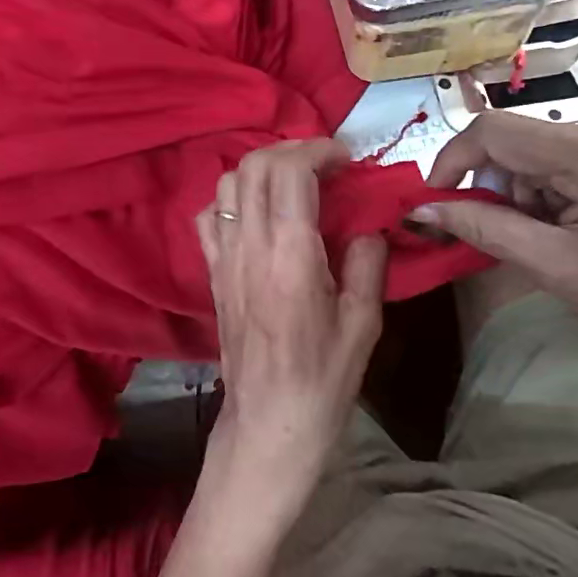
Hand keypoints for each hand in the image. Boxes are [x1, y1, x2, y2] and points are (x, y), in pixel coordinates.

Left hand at [195, 139, 386, 510]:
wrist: (268, 427)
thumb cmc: (323, 380)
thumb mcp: (364, 322)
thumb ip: (367, 262)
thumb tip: (367, 226)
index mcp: (291, 256)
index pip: (291, 172)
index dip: (320, 150)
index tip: (347, 160)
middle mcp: (250, 247)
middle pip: (254, 166)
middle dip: (293, 149)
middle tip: (325, 163)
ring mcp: (224, 258)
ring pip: (229, 183)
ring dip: (264, 168)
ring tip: (296, 180)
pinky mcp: (213, 273)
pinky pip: (210, 215)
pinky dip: (234, 197)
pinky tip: (259, 212)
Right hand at [411, 113, 577, 366]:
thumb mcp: (562, 268)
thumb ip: (485, 229)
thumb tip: (422, 211)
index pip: (500, 130)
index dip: (455, 159)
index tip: (436, 201)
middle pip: (522, 139)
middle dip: (498, 185)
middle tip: (504, 236)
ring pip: (543, 150)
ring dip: (526, 192)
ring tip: (551, 241)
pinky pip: (571, 157)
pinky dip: (552, 190)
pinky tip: (572, 227)